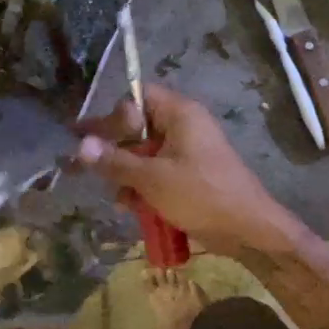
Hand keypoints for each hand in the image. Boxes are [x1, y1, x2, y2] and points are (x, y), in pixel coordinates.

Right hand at [76, 83, 299, 255]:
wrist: (248, 230)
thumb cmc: (200, 195)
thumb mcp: (151, 179)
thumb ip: (115, 161)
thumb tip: (80, 146)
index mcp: (180, 114)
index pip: (137, 97)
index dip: (113, 117)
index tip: (93, 140)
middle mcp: (185, 126)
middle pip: (139, 127)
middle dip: (115, 150)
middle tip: (86, 167)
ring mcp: (190, 151)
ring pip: (146, 153)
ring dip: (128, 174)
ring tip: (118, 198)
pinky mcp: (192, 175)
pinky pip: (160, 172)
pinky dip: (145, 186)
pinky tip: (133, 208)